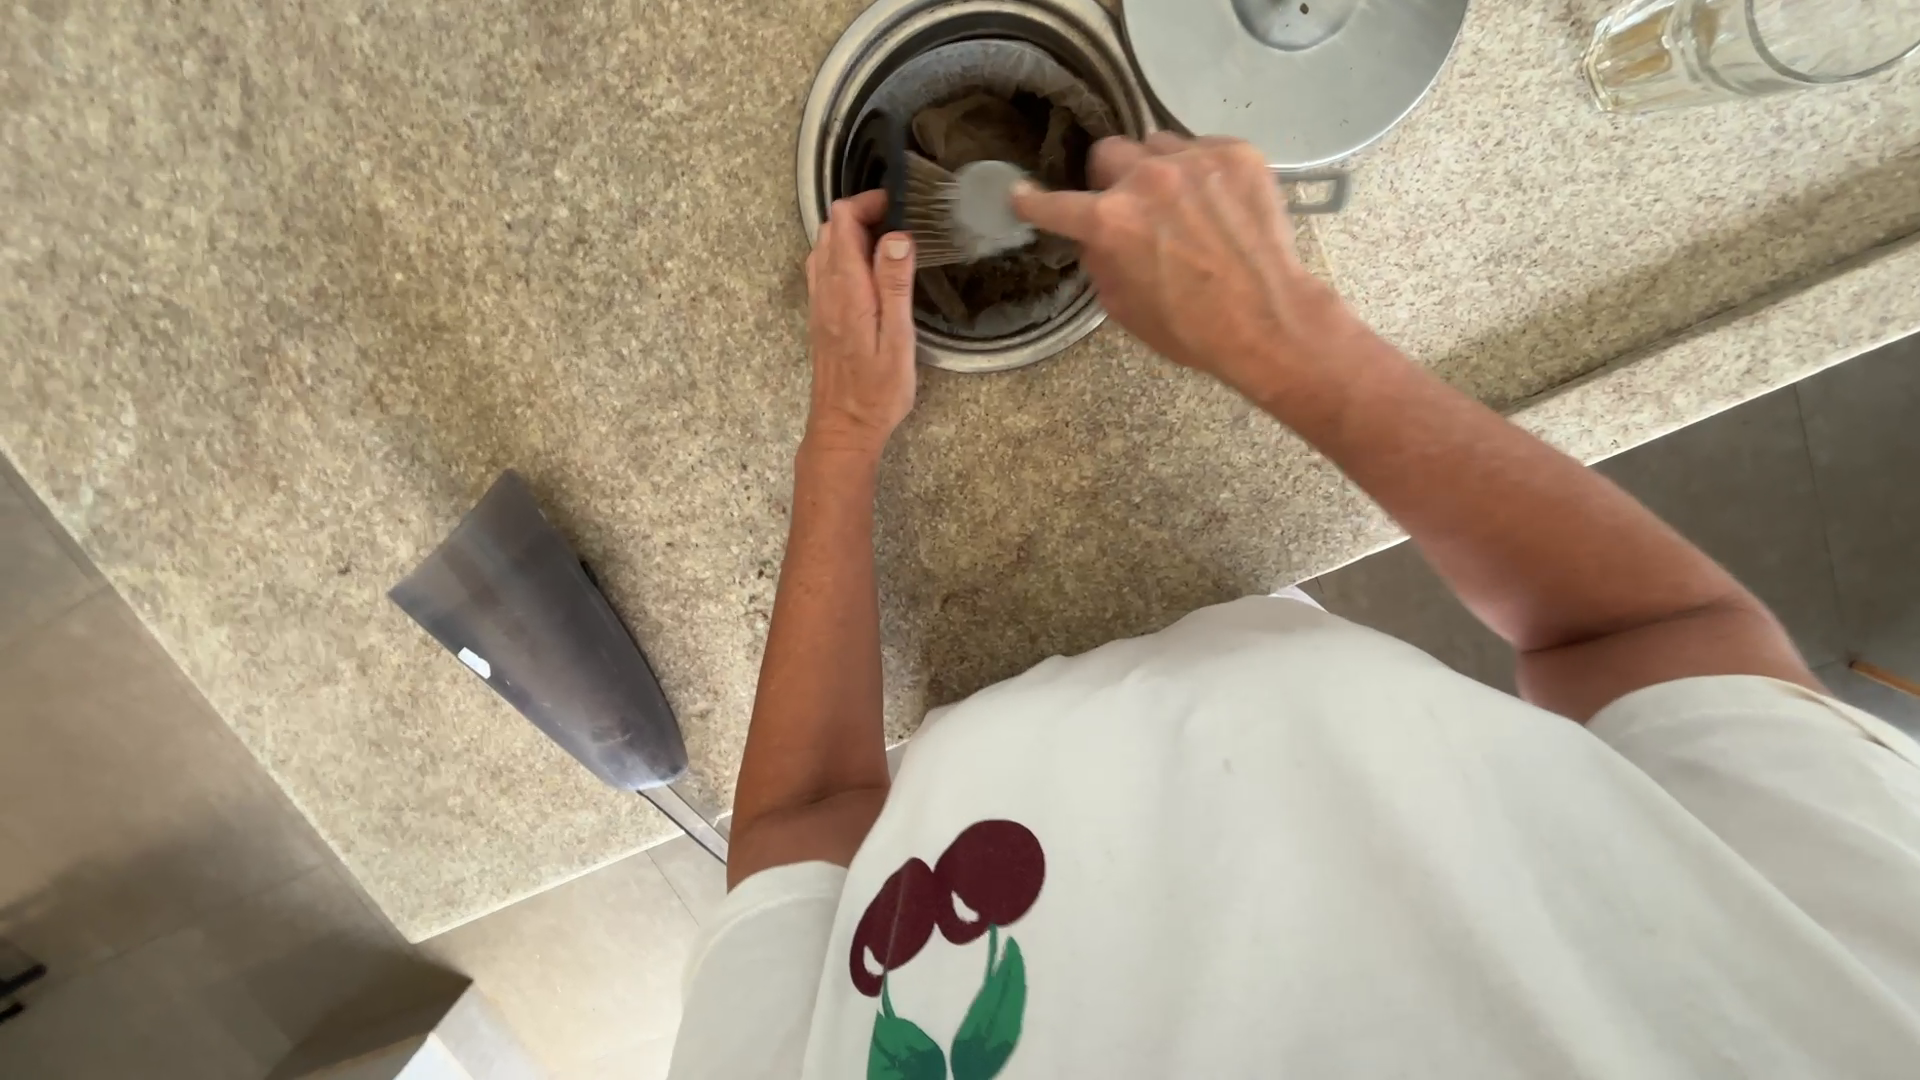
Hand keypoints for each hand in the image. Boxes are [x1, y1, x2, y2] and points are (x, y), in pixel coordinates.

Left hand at [804, 190, 917, 456]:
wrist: (844, 428)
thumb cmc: (876, 393)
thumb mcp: (897, 340)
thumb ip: (894, 285)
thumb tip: (896, 237)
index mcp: (847, 289)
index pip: (843, 220)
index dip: (869, 203)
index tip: (900, 209)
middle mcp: (826, 290)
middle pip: (832, 228)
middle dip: (863, 215)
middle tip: (900, 227)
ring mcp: (819, 303)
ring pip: (825, 248)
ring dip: (853, 235)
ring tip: (889, 248)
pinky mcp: (821, 318)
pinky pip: (825, 271)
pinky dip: (845, 257)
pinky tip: (869, 275)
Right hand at [1012, 134, 1354, 402]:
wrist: (1266, 320)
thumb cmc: (1189, 328)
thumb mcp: (1124, 308)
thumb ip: (1099, 263)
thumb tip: (1094, 240)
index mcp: (1111, 223)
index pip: (1056, 205)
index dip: (1034, 203)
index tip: (1021, 196)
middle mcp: (1147, 179)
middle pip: (1107, 152)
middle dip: (1107, 179)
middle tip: (1125, 206)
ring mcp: (1196, 160)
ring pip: (1156, 146)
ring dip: (1155, 172)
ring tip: (1179, 208)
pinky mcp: (1237, 154)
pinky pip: (1201, 149)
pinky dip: (1199, 173)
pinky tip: (1215, 207)